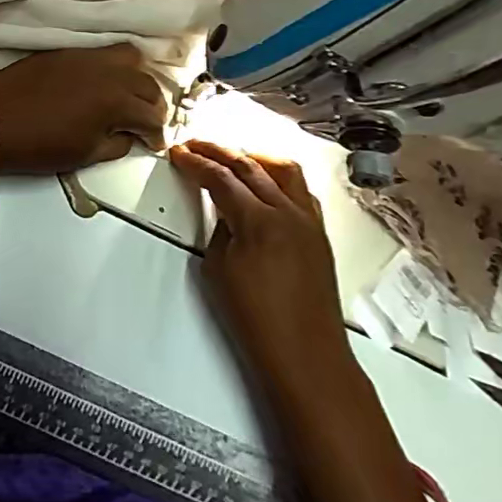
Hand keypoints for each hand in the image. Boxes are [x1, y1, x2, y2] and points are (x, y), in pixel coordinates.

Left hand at [0, 44, 169, 175]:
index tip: (154, 143)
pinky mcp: (69, 50)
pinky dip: (115, 66)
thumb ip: (117, 144)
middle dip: (154, 106)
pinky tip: (106, 82)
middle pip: (148, 84)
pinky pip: (104, 52)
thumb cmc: (38, 145)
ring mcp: (89, 56)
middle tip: (148, 123)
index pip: (152, 115)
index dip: (157, 133)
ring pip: (131, 58)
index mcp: (117, 101)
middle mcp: (110, 72)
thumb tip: (129, 136)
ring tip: (131, 95)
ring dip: (139, 77)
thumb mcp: (85, 155)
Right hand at [169, 141, 349, 387]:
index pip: (220, 178)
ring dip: (253, 157)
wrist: (305, 354)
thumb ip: (220, 232)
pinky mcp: (318, 233)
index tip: (182, 155)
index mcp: (259, 221)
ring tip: (233, 154)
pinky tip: (269, 181)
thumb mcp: (219, 272)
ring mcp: (308, 221)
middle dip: (218, 152)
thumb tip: (224, 214)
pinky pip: (300, 189)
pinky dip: (279, 177)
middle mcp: (289, 213)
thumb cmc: (263, 324)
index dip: (196, 163)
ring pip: (281, 169)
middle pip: (249, 165)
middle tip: (197, 147)